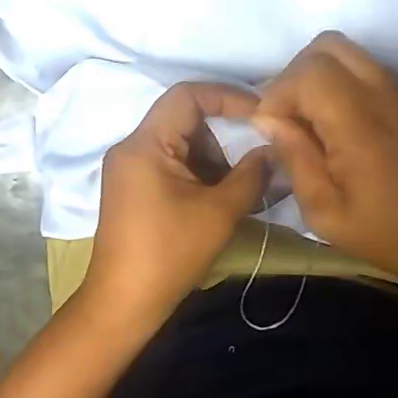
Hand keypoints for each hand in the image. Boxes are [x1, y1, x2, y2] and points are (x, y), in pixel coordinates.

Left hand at [83, 82, 272, 322]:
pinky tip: (218, 201)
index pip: (187, 95)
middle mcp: (131, 148)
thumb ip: (251, 174)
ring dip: (213, 159)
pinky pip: (170, 165)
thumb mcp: (219, 212)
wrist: (124, 302)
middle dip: (223, 136)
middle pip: (183, 119)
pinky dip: (198, 174)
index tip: (260, 116)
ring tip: (238, 189)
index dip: (227, 96)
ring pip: (179, 144)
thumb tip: (273, 151)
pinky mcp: (132, 190)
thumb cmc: (170, 253)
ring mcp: (129, 170)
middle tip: (253, 161)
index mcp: (145, 145)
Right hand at [255, 32, 397, 283]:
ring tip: (316, 120)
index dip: (279, 94)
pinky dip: (348, 84)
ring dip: (321, 77)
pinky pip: (372, 69)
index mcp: (361, 124)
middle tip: (290, 117)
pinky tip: (348, 125)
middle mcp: (387, 92)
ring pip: (350, 52)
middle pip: (327, 46)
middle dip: (296, 76)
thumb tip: (269, 119)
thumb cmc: (382, 230)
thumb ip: (295, 157)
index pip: (309, 72)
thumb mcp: (323, 211)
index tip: (272, 129)